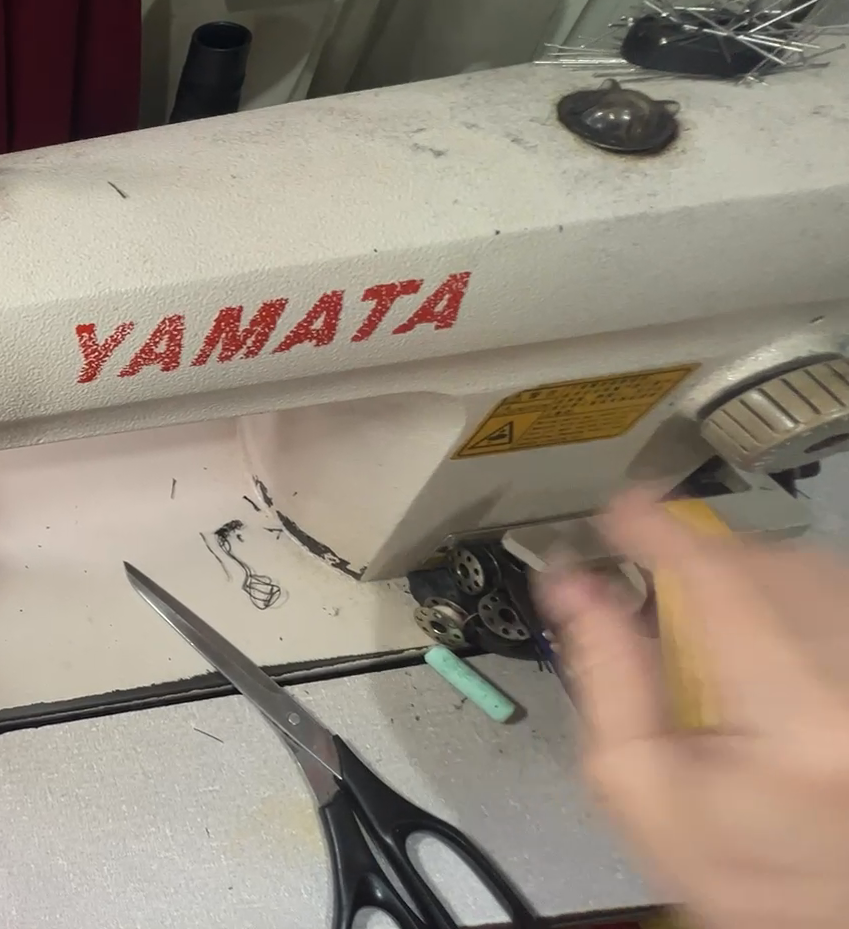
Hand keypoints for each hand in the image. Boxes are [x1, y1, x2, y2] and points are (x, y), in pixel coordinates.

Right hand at [537, 492, 848, 928]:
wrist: (818, 919)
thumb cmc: (715, 857)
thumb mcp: (626, 774)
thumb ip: (601, 669)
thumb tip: (571, 584)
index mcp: (793, 724)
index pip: (722, 586)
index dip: (661, 531)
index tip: (621, 505)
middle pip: (788, 570)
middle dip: (705, 547)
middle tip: (646, 550)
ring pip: (831, 581)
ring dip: (751, 563)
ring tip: (695, 580)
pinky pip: (847, 610)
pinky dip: (794, 590)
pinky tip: (752, 612)